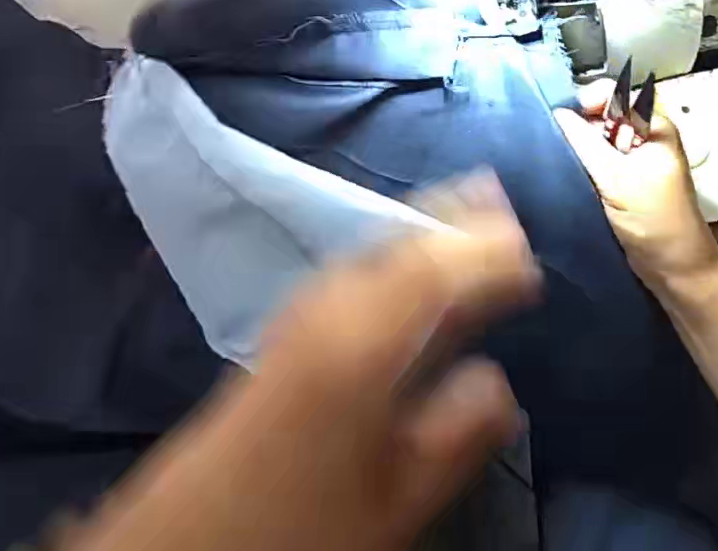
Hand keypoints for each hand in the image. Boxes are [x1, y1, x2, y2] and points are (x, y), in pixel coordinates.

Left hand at [67, 178, 540, 550]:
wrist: (189, 537)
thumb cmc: (303, 522)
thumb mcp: (396, 499)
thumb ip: (459, 434)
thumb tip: (500, 382)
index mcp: (365, 340)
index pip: (439, 271)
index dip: (486, 253)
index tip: (528, 253)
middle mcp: (336, 301)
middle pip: (408, 241)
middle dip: (459, 217)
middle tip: (503, 201)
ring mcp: (311, 302)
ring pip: (384, 240)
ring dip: (430, 219)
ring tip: (469, 200)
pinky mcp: (297, 314)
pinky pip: (366, 255)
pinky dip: (401, 238)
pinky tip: (413, 244)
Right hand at [553, 81, 717, 292]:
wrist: (676, 270)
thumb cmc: (655, 221)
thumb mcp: (616, 179)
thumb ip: (585, 143)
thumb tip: (557, 113)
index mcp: (654, 126)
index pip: (615, 93)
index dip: (588, 101)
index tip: (565, 121)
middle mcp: (644, 135)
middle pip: (604, 112)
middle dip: (580, 122)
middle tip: (558, 141)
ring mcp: (633, 157)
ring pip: (597, 135)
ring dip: (578, 143)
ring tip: (558, 155)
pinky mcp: (622, 177)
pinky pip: (597, 157)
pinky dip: (582, 160)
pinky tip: (565, 167)